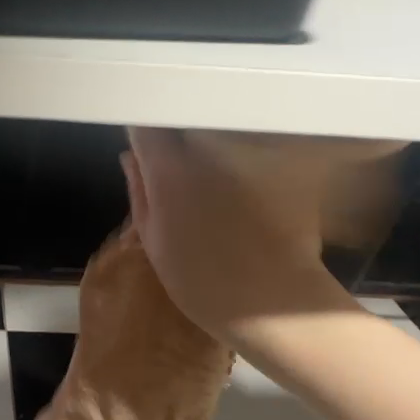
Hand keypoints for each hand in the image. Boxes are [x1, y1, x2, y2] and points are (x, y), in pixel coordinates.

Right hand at [121, 127, 371, 337]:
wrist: (273, 301)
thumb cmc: (203, 282)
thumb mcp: (155, 242)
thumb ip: (140, 191)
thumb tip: (132, 157)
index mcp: (170, 168)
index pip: (148, 122)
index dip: (145, 128)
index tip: (145, 143)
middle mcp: (211, 146)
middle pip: (189, 118)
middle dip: (181, 133)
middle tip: (181, 168)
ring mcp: (253, 147)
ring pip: (226, 128)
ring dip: (218, 142)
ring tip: (220, 182)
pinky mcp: (287, 155)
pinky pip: (260, 143)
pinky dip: (253, 157)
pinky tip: (253, 191)